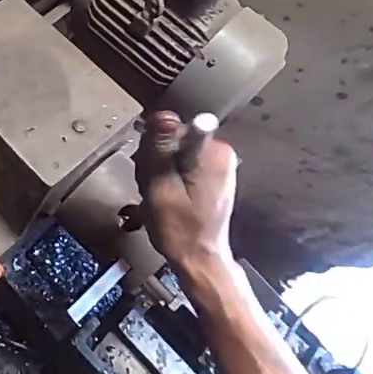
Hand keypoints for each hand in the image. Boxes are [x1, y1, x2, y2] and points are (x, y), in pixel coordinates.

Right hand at [138, 110, 241, 300]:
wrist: (198, 258)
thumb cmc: (180, 230)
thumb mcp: (162, 188)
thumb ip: (161, 150)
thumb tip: (163, 115)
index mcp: (212, 151)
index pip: (169, 129)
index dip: (154, 150)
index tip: (153, 172)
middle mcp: (219, 151)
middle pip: (171, 138)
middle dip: (154, 161)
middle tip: (153, 187)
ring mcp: (216, 161)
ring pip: (171, 150)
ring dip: (157, 170)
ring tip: (159, 194)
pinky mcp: (209, 170)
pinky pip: (178, 160)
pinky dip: (166, 176)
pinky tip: (165, 194)